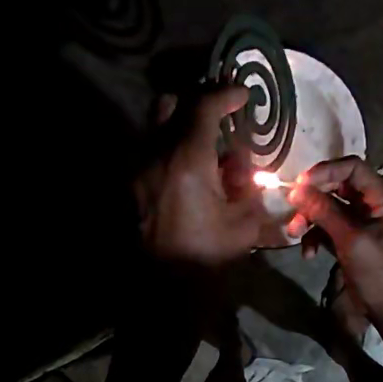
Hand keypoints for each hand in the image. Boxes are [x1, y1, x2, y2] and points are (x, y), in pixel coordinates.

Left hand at [134, 87, 280, 265]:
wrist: (162, 287)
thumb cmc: (205, 255)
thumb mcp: (244, 225)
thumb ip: (251, 192)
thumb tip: (248, 176)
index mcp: (187, 159)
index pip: (205, 107)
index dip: (227, 94)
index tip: (244, 95)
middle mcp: (157, 155)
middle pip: (171, 105)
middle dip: (197, 105)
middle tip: (220, 118)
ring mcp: (139, 169)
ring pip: (157, 129)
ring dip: (182, 130)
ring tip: (206, 154)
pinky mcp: (131, 186)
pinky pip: (151, 154)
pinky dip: (170, 153)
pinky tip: (188, 176)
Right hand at [286, 156, 382, 328]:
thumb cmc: (378, 273)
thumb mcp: (350, 239)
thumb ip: (324, 211)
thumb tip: (296, 190)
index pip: (352, 168)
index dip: (324, 171)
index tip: (299, 184)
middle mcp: (373, 203)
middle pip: (337, 186)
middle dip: (312, 199)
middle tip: (292, 210)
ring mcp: (361, 221)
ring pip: (328, 207)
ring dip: (309, 219)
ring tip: (294, 234)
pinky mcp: (350, 238)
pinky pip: (327, 227)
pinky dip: (315, 236)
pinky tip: (309, 254)